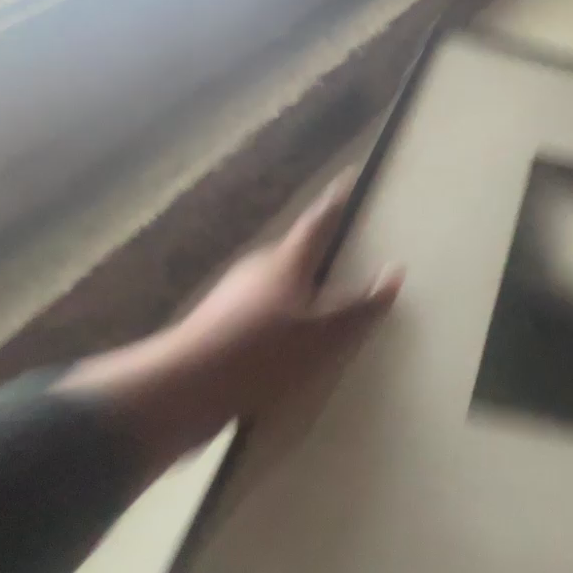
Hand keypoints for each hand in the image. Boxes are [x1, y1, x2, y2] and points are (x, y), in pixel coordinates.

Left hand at [57, 169, 402, 475]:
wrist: (178, 395)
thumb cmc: (259, 354)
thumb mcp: (323, 335)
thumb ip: (360, 306)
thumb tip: (394, 271)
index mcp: (286, 262)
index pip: (318, 220)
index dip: (336, 200)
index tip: (350, 177)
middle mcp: (257, 271)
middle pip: (296, 254)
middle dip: (320, 254)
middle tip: (349, 254)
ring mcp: (232, 300)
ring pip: (278, 287)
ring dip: (301, 294)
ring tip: (326, 311)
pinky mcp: (217, 331)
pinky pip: (262, 317)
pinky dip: (282, 324)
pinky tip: (292, 351)